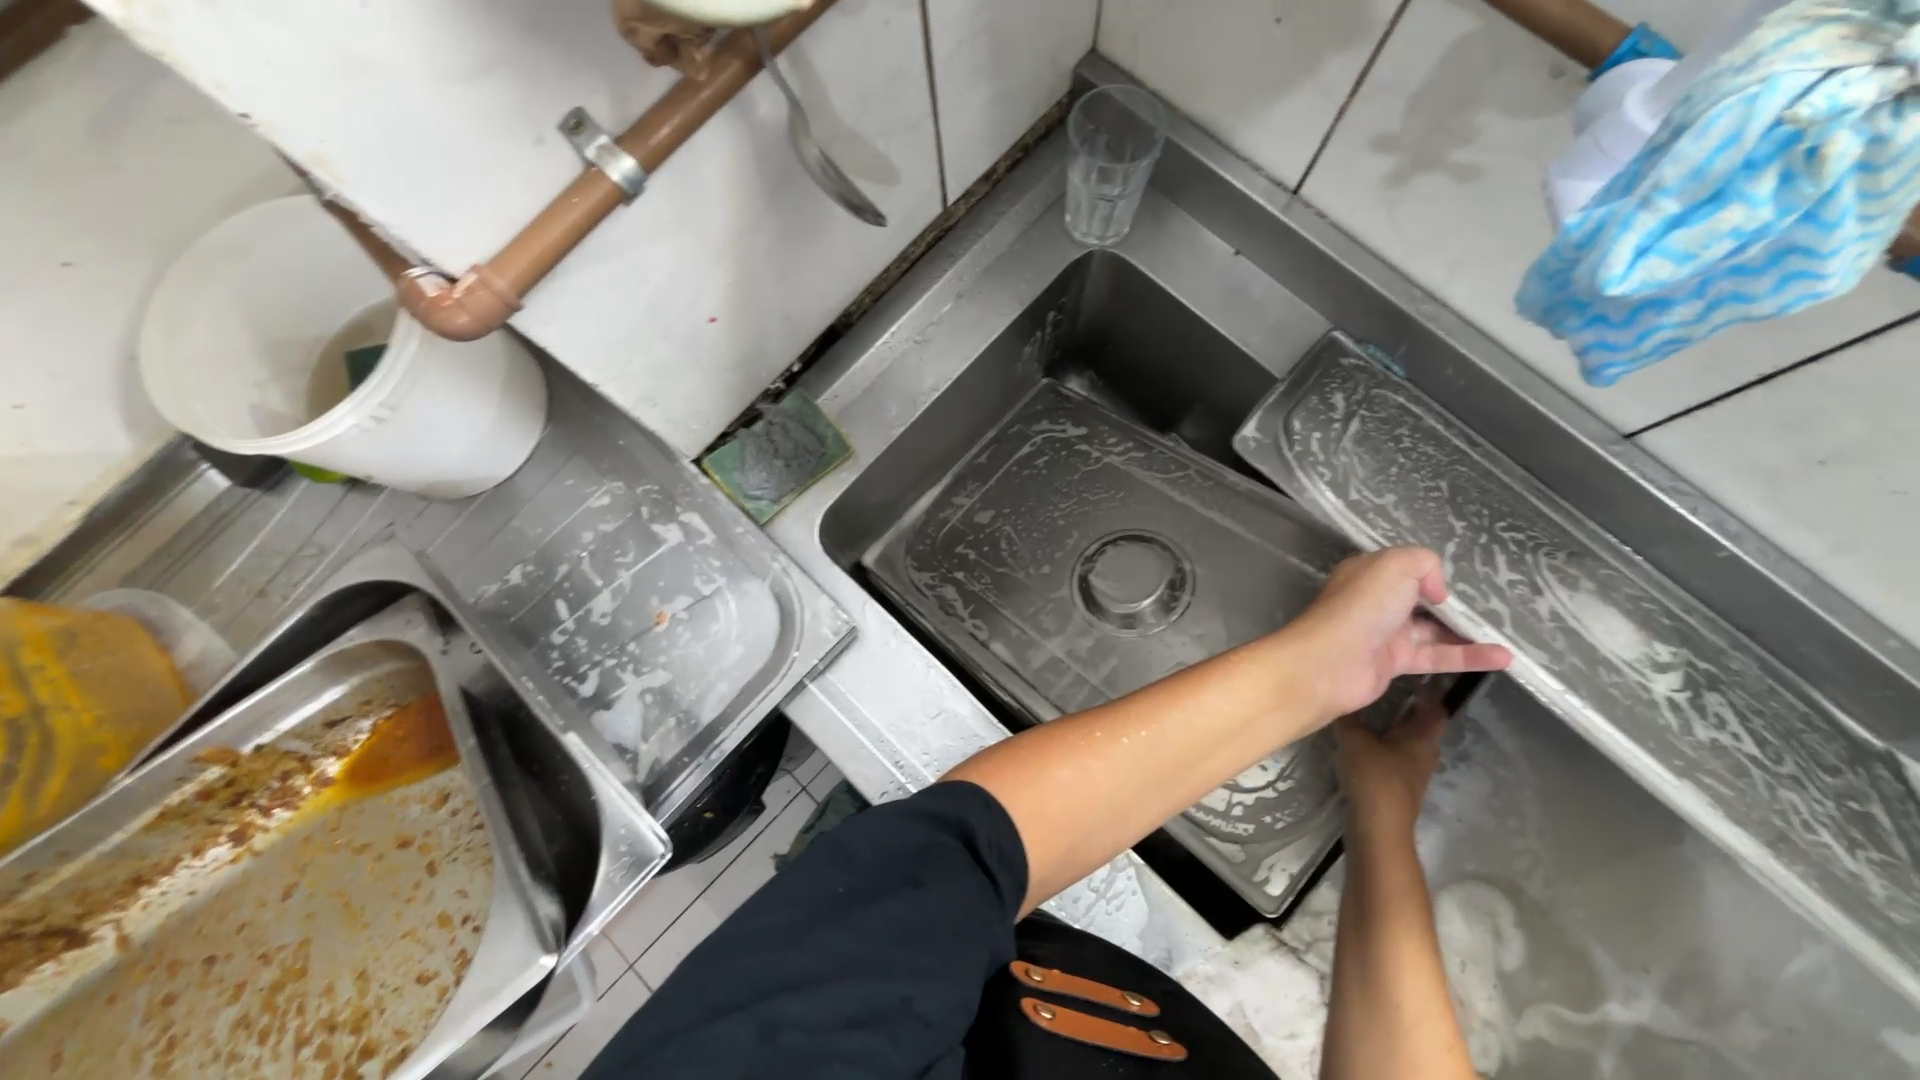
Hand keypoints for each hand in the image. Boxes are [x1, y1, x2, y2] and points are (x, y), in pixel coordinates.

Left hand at [1282, 547, 1509, 723]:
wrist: (1330, 662)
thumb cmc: (1362, 606)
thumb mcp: (1396, 565)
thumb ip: (1424, 563)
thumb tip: (1437, 590)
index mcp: (1369, 573)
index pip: (1405, 569)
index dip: (1432, 574)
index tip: (1460, 582)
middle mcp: (1376, 601)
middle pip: (1422, 600)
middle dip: (1454, 605)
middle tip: (1496, 609)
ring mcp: (1384, 633)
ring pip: (1434, 630)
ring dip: (1470, 632)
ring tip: (1510, 635)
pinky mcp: (1393, 663)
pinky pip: (1437, 656)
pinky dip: (1469, 656)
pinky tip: (1503, 657)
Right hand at [1334, 700, 1447, 839]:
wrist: (1379, 827)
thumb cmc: (1374, 777)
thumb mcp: (1354, 739)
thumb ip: (1349, 717)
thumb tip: (1342, 693)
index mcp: (1422, 737)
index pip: (1435, 708)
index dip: (1427, 692)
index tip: (1410, 677)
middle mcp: (1426, 753)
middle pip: (1424, 726)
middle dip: (1409, 709)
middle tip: (1386, 692)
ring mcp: (1415, 772)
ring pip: (1411, 743)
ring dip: (1396, 729)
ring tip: (1373, 716)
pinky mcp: (1402, 787)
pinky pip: (1398, 757)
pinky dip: (1387, 746)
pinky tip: (1366, 744)